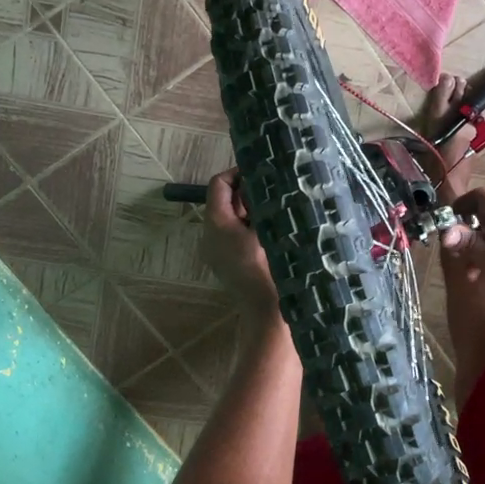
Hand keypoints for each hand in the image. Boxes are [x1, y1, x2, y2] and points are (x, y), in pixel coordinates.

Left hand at [200, 170, 278, 311]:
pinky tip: (270, 230)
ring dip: (249, 210)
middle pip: (223, 200)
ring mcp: (215, 250)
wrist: (268, 310)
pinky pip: (232, 234)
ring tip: (275, 209)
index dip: (238, 173)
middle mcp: (210, 233)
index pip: (219, 183)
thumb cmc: (270, 266)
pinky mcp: (224, 262)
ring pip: (229, 218)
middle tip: (272, 191)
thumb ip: (264, 202)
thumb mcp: (269, 228)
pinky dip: (248, 226)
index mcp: (217, 222)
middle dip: (246, 192)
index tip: (261, 174)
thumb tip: (270, 182)